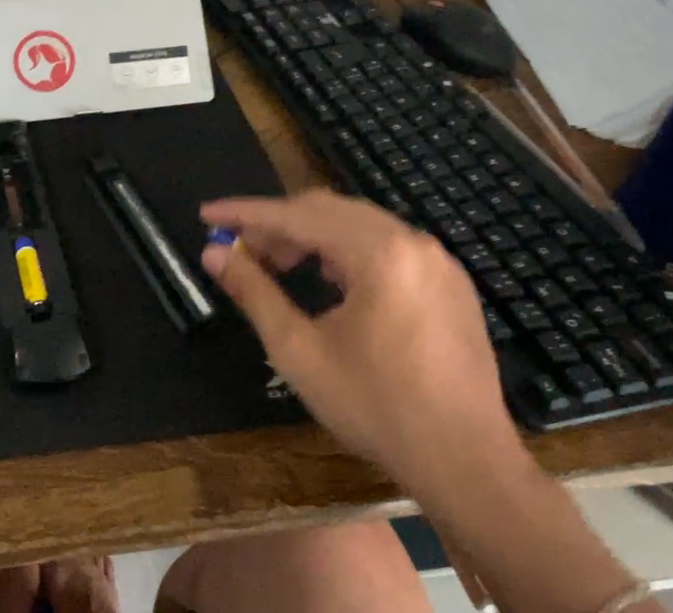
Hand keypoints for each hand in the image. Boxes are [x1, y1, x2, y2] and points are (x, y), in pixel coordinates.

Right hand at [200, 192, 522, 493]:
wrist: (466, 463)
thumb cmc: (375, 406)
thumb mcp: (299, 350)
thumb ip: (254, 292)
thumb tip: (214, 254)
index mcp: (379, 253)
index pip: (296, 216)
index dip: (245, 213)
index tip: (206, 215)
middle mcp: (413, 243)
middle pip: (329, 210)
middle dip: (277, 224)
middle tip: (237, 248)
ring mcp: (439, 263)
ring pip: (359, 225)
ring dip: (311, 236)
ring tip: (276, 265)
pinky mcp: (451, 286)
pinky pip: (387, 247)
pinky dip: (346, 251)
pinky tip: (327, 280)